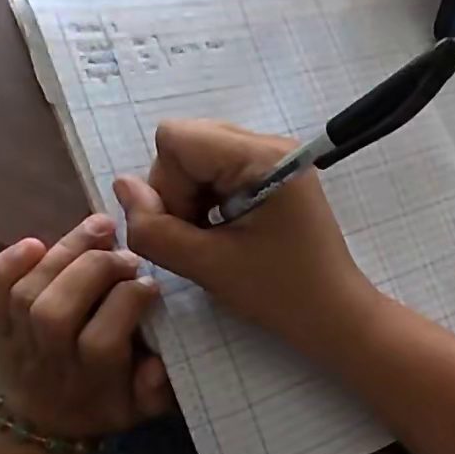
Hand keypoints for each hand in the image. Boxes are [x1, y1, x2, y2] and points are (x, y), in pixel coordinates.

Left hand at [0, 214, 173, 439]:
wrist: (45, 424)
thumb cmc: (103, 406)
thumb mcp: (142, 408)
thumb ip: (156, 390)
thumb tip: (159, 363)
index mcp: (90, 379)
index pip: (103, 338)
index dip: (130, 301)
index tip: (151, 283)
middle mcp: (49, 358)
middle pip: (59, 310)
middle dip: (96, 270)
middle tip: (126, 254)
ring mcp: (18, 340)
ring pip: (30, 292)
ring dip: (64, 252)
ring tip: (98, 229)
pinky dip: (7, 264)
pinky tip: (36, 242)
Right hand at [113, 119, 379, 352]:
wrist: (334, 315)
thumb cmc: (278, 294)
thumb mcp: (207, 266)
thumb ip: (154, 228)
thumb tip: (121, 186)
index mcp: (260, 157)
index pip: (175, 138)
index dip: (164, 184)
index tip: (184, 229)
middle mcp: (268, 144)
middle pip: (187, 144)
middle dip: (177, 191)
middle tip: (196, 238)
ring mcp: (274, 157)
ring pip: (199, 158)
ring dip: (191, 198)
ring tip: (211, 239)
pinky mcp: (275, 175)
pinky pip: (220, 172)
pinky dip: (208, 201)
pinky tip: (224, 233)